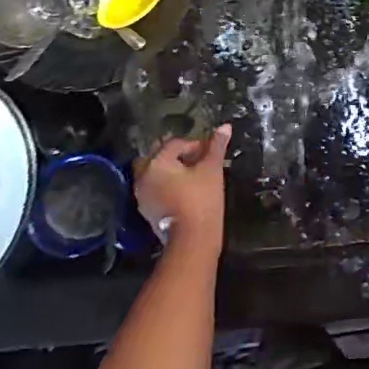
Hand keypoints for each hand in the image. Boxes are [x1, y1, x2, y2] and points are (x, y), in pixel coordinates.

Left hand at [135, 124, 229, 254]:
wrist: (192, 241)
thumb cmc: (202, 200)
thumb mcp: (212, 170)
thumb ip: (216, 147)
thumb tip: (225, 126)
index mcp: (156, 162)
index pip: (176, 144)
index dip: (196, 145)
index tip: (211, 152)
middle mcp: (143, 176)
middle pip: (160, 156)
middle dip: (179, 155)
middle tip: (199, 161)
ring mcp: (143, 195)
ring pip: (156, 173)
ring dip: (172, 170)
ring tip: (193, 175)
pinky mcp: (148, 211)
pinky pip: (156, 189)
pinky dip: (168, 185)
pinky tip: (185, 190)